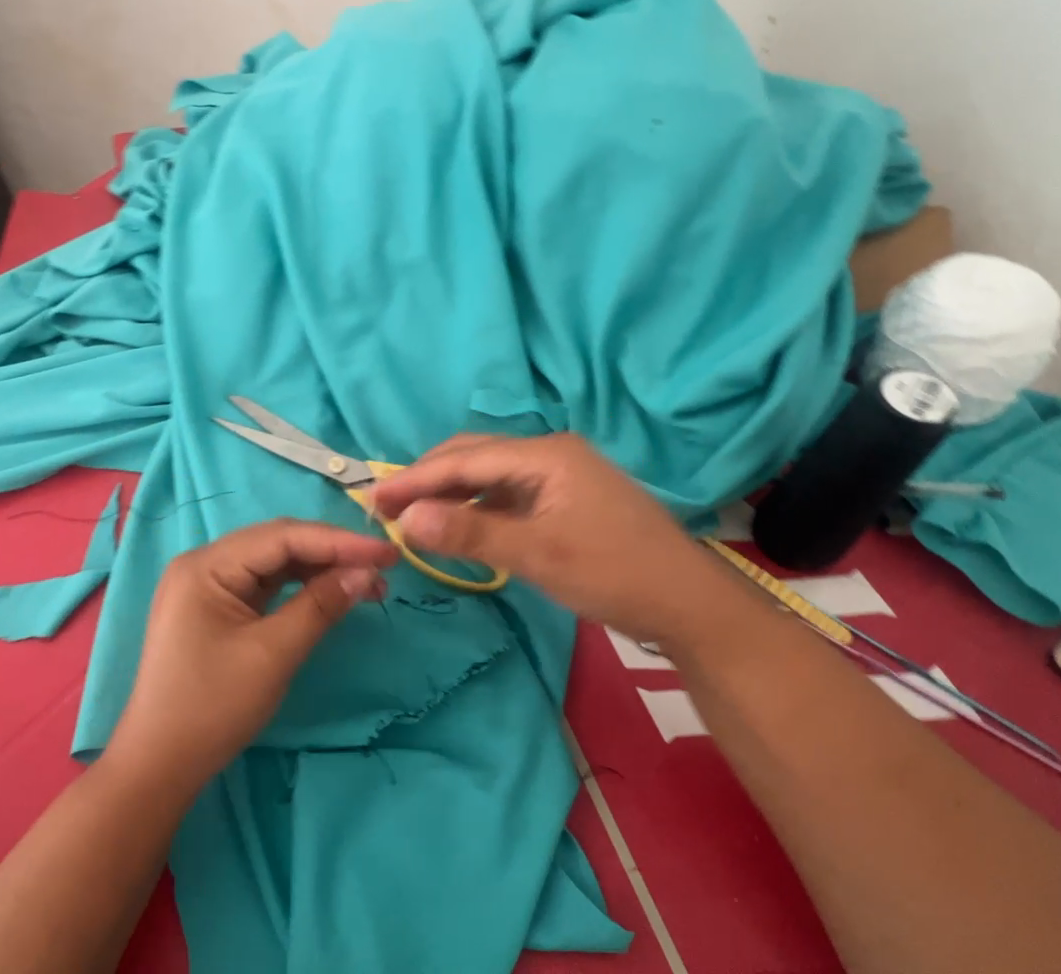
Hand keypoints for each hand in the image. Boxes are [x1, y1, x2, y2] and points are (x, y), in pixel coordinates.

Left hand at [109, 519, 397, 787]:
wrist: (160, 764)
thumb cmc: (212, 706)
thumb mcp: (272, 654)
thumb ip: (320, 606)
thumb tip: (366, 574)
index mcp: (206, 565)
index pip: (282, 536)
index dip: (338, 541)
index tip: (386, 552)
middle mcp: (203, 564)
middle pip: (277, 544)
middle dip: (332, 553)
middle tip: (383, 567)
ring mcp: (206, 587)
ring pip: (273, 564)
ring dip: (319, 570)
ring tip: (368, 584)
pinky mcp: (215, 610)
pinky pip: (264, 586)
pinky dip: (299, 589)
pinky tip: (331, 594)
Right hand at [372, 433, 733, 642]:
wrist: (687, 604)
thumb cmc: (614, 573)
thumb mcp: (538, 555)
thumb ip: (471, 534)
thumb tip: (409, 518)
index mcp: (546, 455)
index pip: (465, 459)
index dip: (416, 478)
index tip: (373, 500)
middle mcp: (551, 455)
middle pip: (475, 458)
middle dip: (429, 480)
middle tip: (386, 508)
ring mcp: (561, 478)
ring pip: (490, 478)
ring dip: (451, 496)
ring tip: (412, 518)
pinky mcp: (566, 502)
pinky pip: (508, 497)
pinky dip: (477, 511)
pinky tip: (458, 530)